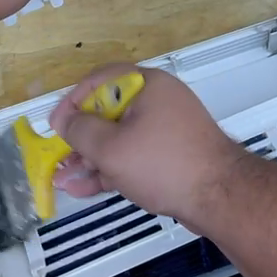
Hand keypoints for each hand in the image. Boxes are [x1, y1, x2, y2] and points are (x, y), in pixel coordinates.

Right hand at [50, 65, 248, 227]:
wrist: (220, 196)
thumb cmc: (164, 164)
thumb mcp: (112, 148)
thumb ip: (81, 131)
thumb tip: (65, 120)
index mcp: (146, 84)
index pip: (99, 80)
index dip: (72, 101)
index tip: (55, 126)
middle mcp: (157, 99)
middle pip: (108, 110)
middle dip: (81, 137)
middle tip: (59, 157)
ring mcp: (166, 128)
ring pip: (119, 136)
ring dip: (91, 158)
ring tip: (65, 179)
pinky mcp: (171, 153)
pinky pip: (134, 154)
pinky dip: (112, 168)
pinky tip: (87, 187)